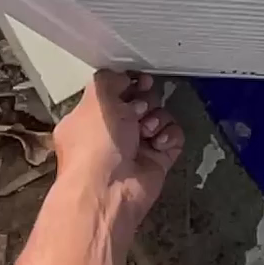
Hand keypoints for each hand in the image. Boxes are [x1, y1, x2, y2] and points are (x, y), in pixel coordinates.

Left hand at [51, 71, 182, 237]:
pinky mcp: (157, 159)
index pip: (115, 92)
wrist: (110, 188)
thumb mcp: (96, 99)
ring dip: (157, 118)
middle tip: (138, 110)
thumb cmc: (95, 145)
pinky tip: (157, 142)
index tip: (140, 80)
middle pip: (141, 102)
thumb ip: (109, 79)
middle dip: (144, 101)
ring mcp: (136, 146)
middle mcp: (112, 133)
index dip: (130, 83)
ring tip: (146, 131)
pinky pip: (173, 136)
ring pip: (159, 117)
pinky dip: (169, 136)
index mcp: (90, 119)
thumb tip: (124, 76)